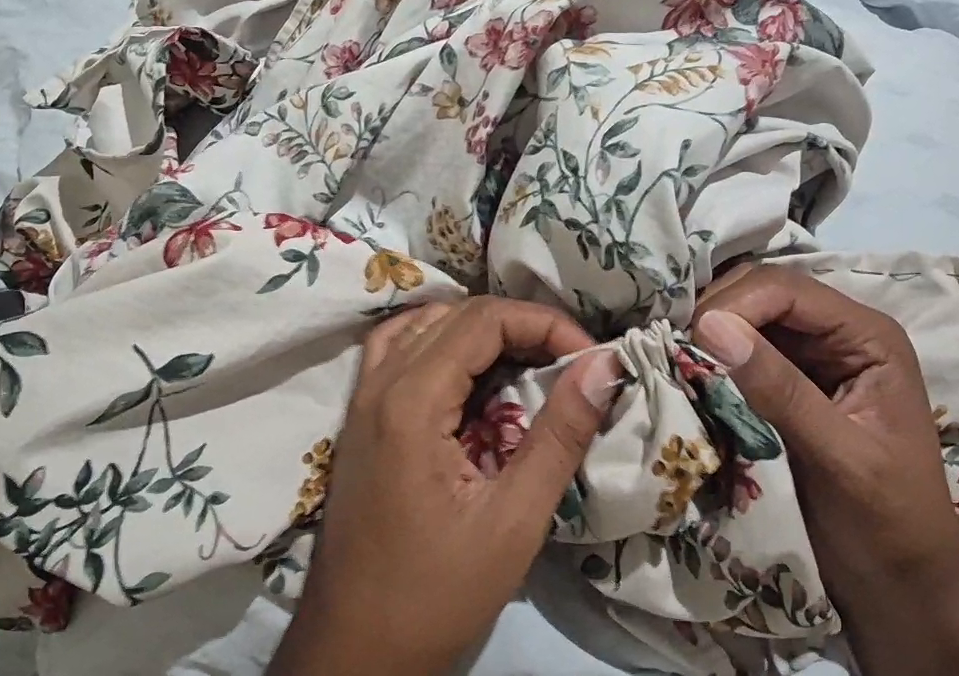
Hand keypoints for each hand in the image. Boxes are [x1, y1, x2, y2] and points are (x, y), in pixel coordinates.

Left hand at [268, 297, 624, 675]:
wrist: (354, 647)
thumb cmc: (435, 593)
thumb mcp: (512, 521)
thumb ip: (559, 435)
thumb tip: (604, 365)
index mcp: (410, 400)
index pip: (483, 321)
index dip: (544, 325)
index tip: (590, 359)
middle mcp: (378, 383)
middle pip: (454, 316)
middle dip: (519, 327)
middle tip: (570, 364)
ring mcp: (361, 398)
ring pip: (422, 325)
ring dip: (478, 331)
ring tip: (528, 363)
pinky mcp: (358, 418)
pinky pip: (396, 349)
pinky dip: (438, 343)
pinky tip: (467, 372)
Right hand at [689, 265, 958, 675]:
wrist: (896, 585)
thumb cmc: (885, 522)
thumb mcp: (839, 457)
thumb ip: (779, 389)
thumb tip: (710, 324)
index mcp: (868, 337)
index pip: (784, 288)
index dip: (733, 304)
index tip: (689, 342)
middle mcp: (839, 332)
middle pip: (759, 290)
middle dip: (714, 312)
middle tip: (674, 351)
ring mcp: (810, 354)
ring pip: (742, 313)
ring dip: (706, 331)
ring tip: (675, 359)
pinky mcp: (785, 378)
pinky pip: (737, 346)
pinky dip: (708, 353)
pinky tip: (687, 371)